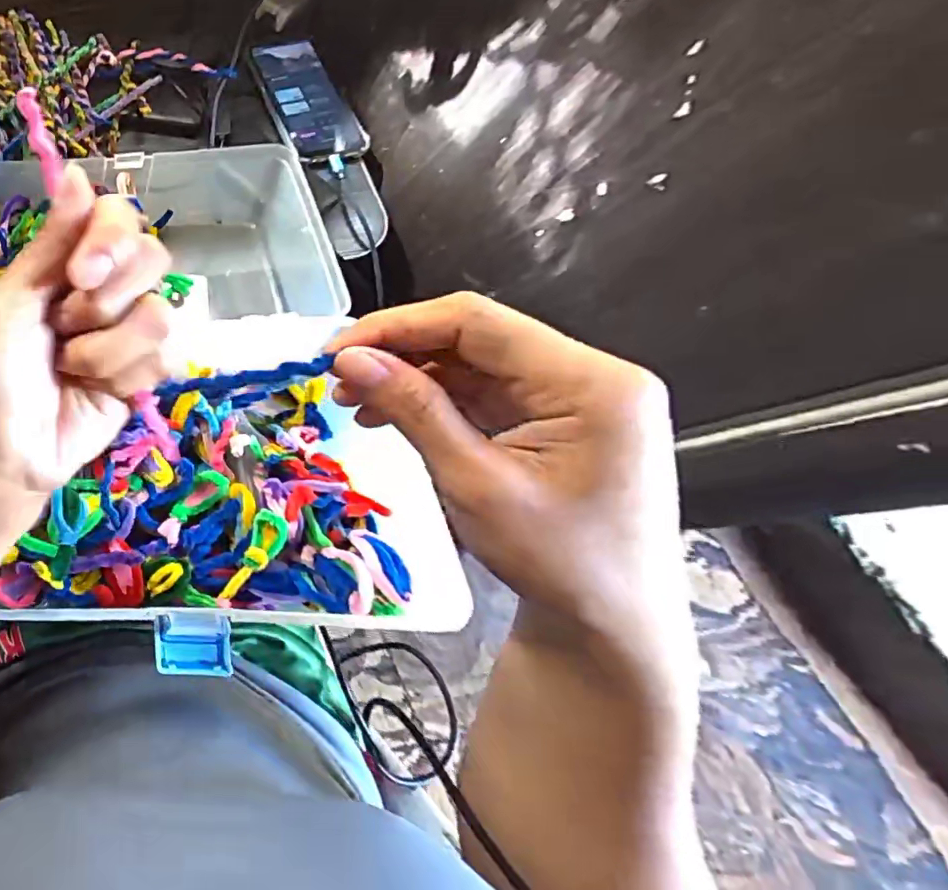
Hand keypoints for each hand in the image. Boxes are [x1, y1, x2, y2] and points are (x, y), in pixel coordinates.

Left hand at [0, 164, 173, 497]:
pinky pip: (168, 358)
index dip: (109, 240)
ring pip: (160, 316)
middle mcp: (106, 288)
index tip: (78, 275)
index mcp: (68, 263)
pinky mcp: (148, 372)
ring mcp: (130, 331)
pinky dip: (124, 377)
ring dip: (105, 350)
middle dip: (102, 305)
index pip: (119, 217)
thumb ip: (51, 242)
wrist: (8, 451)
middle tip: (61, 331)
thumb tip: (77, 171)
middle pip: (152, 259)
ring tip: (71, 368)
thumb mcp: (11, 302)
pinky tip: (96, 391)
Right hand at [324, 292, 685, 650]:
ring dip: (405, 375)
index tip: (336, 352)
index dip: (395, 327)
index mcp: (589, 382)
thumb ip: (413, 409)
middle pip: (470, 336)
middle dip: (396, 352)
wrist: (610, 625)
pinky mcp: (550, 418)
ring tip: (354, 401)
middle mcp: (586, 375)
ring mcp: (569, 396)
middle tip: (337, 378)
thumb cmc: (557, 560)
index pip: (475, 322)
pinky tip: (387, 414)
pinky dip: (426, 398)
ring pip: (467, 361)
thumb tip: (350, 360)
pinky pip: (476, 390)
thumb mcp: (474, 480)